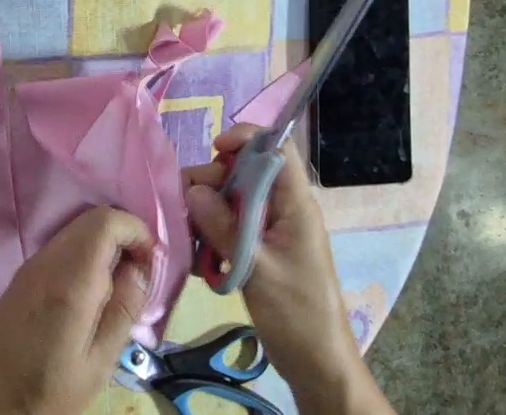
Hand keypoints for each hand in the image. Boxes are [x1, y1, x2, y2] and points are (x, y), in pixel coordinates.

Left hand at [0, 207, 151, 414]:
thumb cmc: (46, 388)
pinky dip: (88, 251)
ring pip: (79, 228)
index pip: (107, 222)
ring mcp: (34, 263)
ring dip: (107, 243)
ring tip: (121, 282)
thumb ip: (123, 311)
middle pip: (94, 218)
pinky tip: (95, 287)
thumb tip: (140, 269)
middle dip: (125, 235)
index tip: (151, 263)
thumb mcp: (98, 363)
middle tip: (141, 272)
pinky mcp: (26, 272)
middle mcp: (50, 260)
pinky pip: (65, 244)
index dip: (136, 231)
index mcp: (71, 281)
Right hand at [185, 125, 391, 414]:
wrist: (320, 366)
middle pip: (247, 173)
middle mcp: (286, 209)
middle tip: (186, 206)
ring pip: (236, 200)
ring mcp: (275, 230)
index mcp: (296, 204)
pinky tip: (199, 256)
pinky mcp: (264, 251)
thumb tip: (193, 189)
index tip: (214, 151)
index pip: (276, 149)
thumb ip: (224, 226)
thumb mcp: (256, 269)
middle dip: (214, 181)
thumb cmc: (296, 314)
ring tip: (188, 235)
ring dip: (210, 211)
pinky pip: (235, 226)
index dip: (247, 139)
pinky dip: (215, 234)